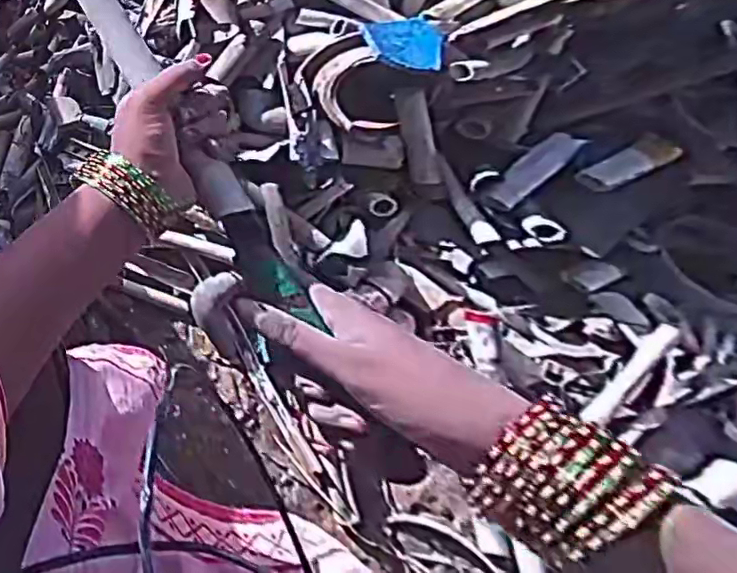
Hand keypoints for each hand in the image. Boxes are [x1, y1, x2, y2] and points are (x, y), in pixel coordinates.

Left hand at [110, 54, 209, 207]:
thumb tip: (199, 62)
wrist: (145, 188)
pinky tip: (202, 151)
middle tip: (184, 119)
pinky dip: (218, 145)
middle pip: (209, 97)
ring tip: (188, 140)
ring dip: (207, 128)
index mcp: (153, 99)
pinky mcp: (204, 156)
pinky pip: (226, 141)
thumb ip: (173, 77)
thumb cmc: (136, 148)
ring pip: (220, 118)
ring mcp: (189, 136)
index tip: (196, 86)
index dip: (195, 82)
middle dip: (201, 108)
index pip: (187, 79)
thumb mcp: (146, 100)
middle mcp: (172, 116)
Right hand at [237, 285, 529, 473]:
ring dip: (327, 411)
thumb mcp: (346, 362)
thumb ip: (290, 334)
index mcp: (338, 312)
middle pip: (292, 350)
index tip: (252, 327)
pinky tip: (364, 439)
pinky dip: (344, 428)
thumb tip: (245, 304)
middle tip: (321, 393)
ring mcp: (357, 369)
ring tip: (359, 425)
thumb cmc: (424, 392)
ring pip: (312, 386)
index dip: (264, 306)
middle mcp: (344, 336)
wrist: (492, 444)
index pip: (285, 292)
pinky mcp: (369, 399)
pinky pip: (336, 410)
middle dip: (302, 382)